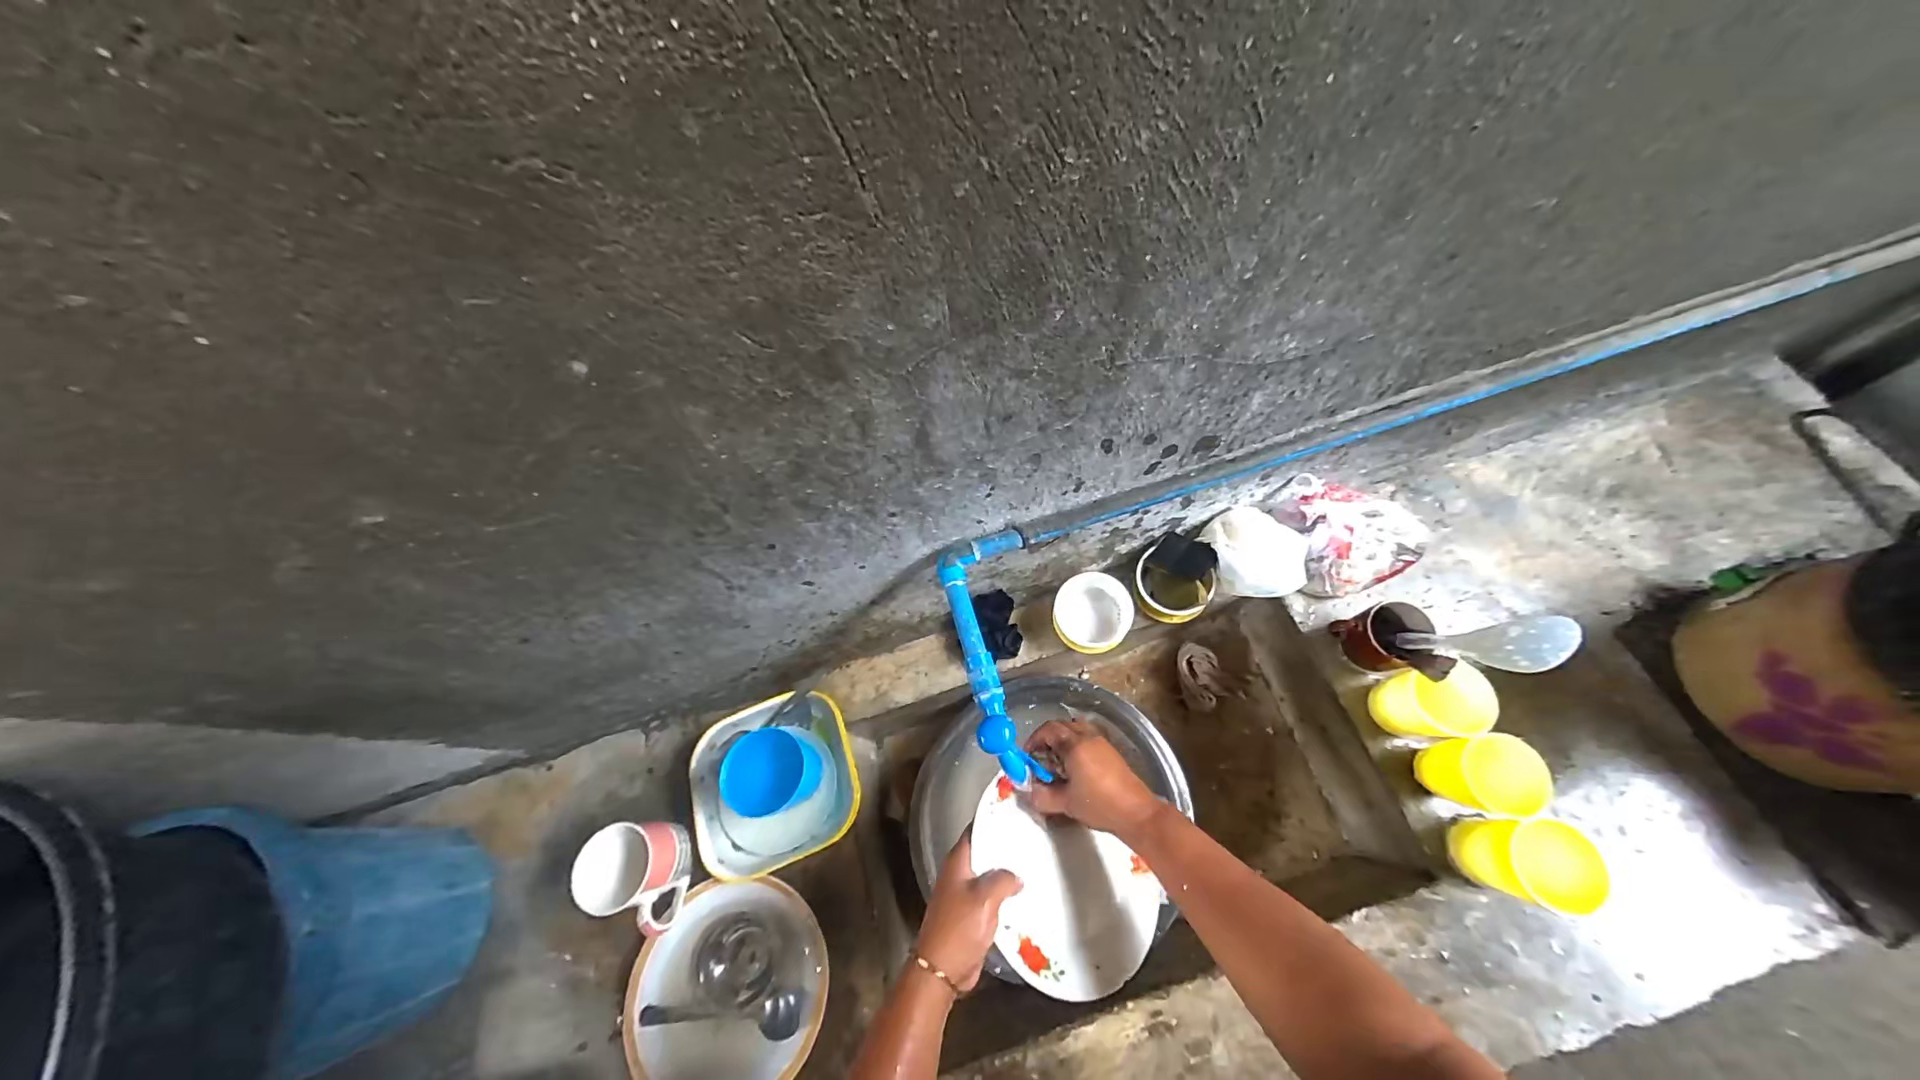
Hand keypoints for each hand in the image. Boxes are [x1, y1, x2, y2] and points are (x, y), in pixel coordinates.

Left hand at [916, 828, 1021, 991]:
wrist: (942, 970)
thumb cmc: (959, 928)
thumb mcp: (984, 899)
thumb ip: (1003, 880)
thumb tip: (1017, 876)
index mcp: (957, 861)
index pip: (976, 829)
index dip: (994, 819)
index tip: (1017, 813)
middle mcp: (959, 872)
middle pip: (984, 851)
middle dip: (1005, 845)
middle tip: (1034, 837)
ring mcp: (965, 893)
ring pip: (989, 873)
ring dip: (1007, 871)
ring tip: (1035, 862)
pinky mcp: (972, 912)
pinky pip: (991, 895)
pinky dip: (1006, 893)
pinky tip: (1025, 893)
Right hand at [1025, 718, 1164, 839]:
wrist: (1137, 813)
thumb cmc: (1099, 805)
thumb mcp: (1065, 803)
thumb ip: (1041, 795)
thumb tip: (1027, 790)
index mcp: (1075, 745)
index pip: (1048, 730)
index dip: (1033, 740)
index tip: (1027, 756)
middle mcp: (1088, 737)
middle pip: (1061, 727)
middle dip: (1046, 740)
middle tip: (1039, 759)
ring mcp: (1102, 743)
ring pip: (1075, 731)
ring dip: (1062, 741)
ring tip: (1057, 763)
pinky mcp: (1111, 752)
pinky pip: (1087, 739)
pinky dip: (1076, 746)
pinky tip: (1075, 769)